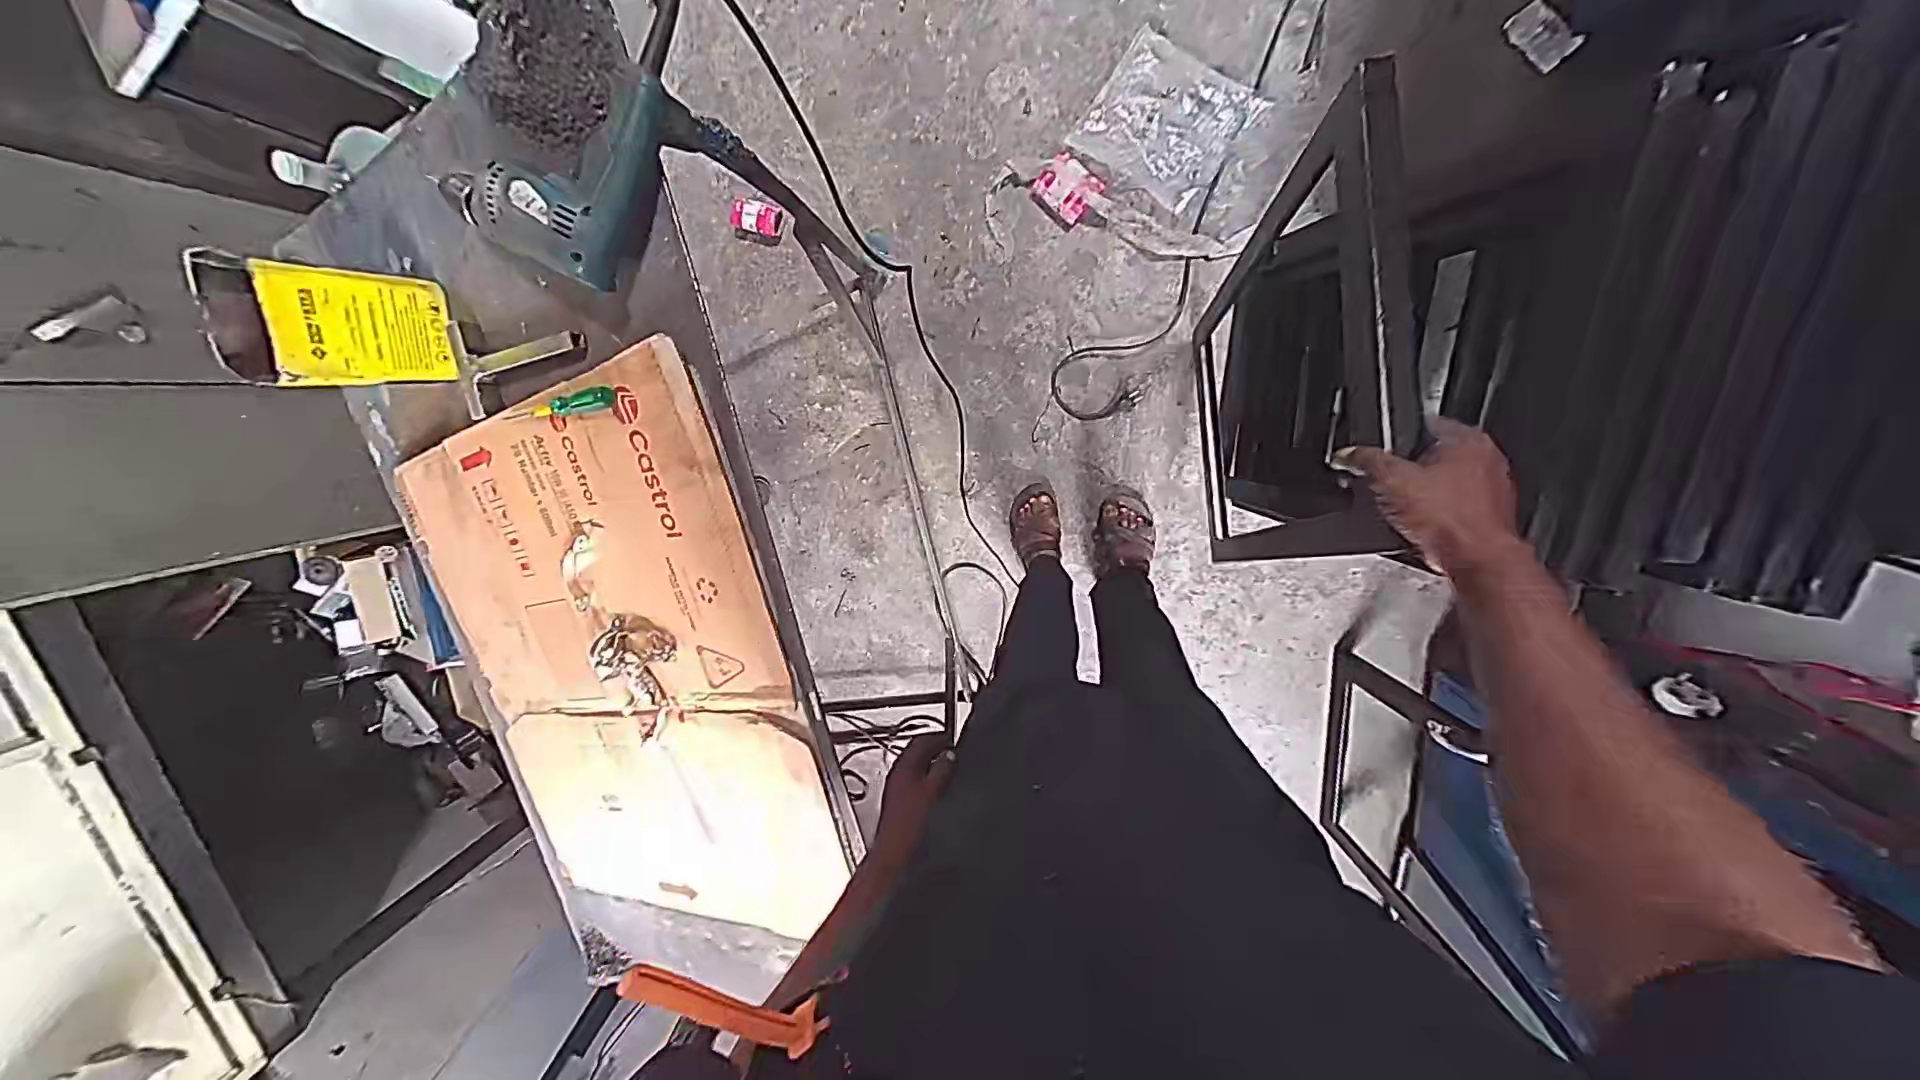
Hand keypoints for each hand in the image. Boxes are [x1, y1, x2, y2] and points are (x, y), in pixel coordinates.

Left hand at [870, 734, 953, 868]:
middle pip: (916, 754)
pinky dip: (927, 783)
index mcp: (904, 768)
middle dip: (934, 750)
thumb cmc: (909, 826)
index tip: (951, 737)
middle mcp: (897, 777)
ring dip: (931, 767)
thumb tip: (950, 755)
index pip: (920, 740)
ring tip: (949, 770)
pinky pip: (915, 785)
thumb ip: (942, 769)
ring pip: (916, 770)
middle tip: (952, 751)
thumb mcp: (934, 791)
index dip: (938, 736)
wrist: (895, 858)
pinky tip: (939, 793)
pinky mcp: (899, 807)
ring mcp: (896, 792)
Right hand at [1335, 418, 1524, 575]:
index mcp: (1469, 439)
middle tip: (1389, 485)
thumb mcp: (1389, 480)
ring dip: (1422, 495)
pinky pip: (1450, 509)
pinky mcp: (1487, 516)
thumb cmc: (1449, 518)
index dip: (1396, 438)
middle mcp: (1487, 459)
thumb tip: (1348, 454)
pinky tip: (1423, 527)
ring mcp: (1492, 488)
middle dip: (1408, 470)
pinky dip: (1435, 516)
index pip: (1426, 423)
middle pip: (1432, 456)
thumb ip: (1366, 461)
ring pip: (1442, 484)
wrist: (1476, 559)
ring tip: (1406, 510)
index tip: (1380, 454)